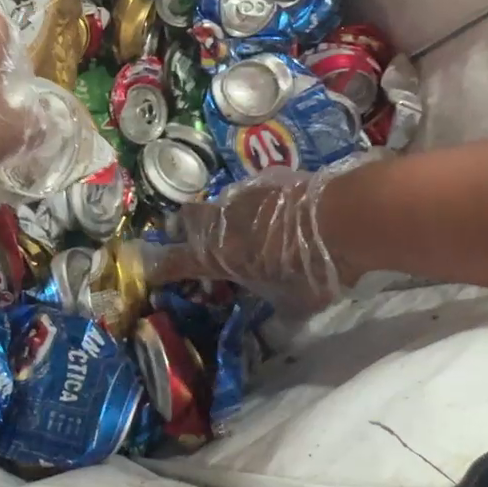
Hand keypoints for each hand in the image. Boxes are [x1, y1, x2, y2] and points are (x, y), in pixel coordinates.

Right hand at [141, 163, 369, 312]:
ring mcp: (243, 193)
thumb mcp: (291, 300)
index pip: (177, 260)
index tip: (148, 268)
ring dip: (231, 217)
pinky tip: (282, 215)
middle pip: (190, 218)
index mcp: (218, 254)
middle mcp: (221, 219)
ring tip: (255, 231)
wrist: (340, 218)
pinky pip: (254, 192)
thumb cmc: (310, 268)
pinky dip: (261, 205)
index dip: (161, 266)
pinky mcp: (268, 178)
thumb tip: (274, 309)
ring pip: (223, 204)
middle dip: (190, 229)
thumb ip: (272, 298)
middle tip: (207, 243)